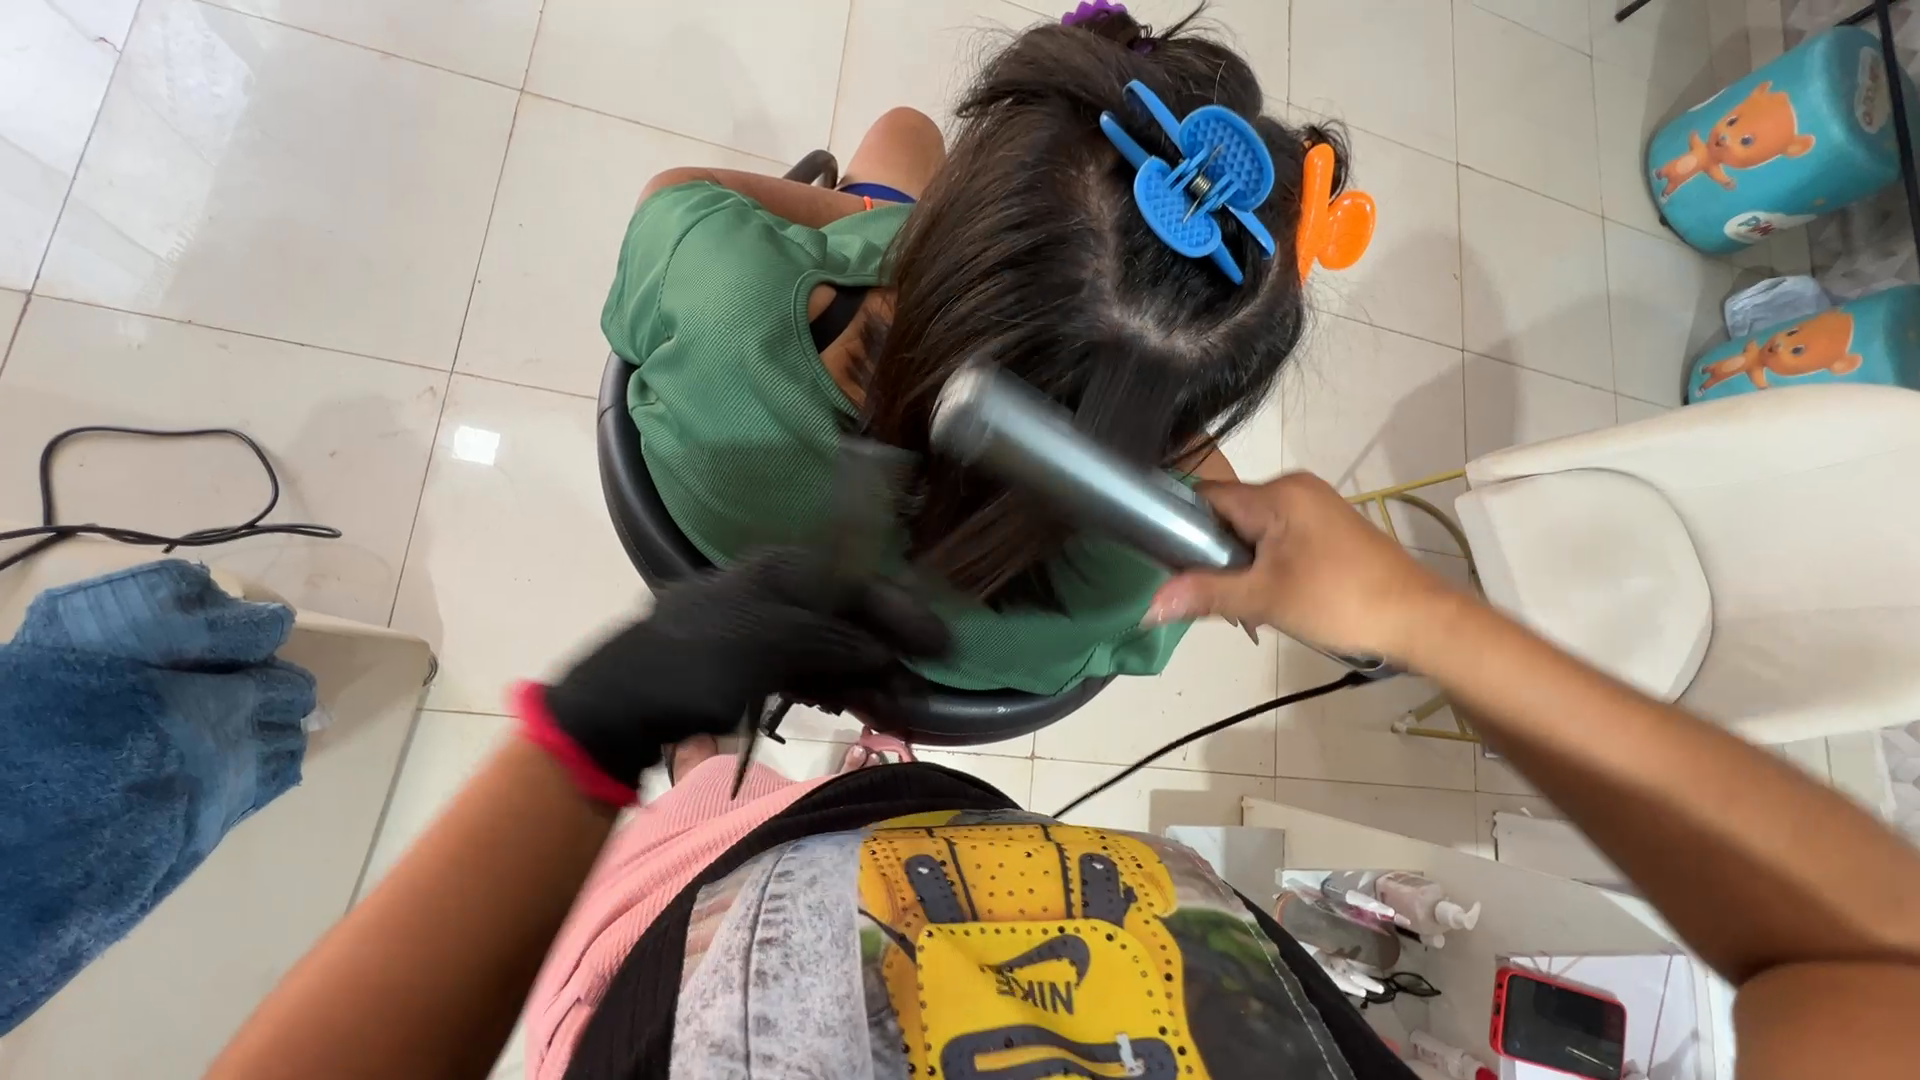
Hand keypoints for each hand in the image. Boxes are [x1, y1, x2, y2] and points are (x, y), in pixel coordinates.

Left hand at [543, 550, 949, 784]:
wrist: (623, 701)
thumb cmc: (700, 657)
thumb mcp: (772, 643)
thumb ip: (834, 644)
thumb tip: (884, 655)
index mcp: (784, 572)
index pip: (859, 586)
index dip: (902, 613)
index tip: (942, 644)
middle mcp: (780, 594)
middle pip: (850, 618)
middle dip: (889, 650)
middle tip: (925, 682)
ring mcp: (768, 631)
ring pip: (833, 649)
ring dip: (868, 676)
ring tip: (902, 704)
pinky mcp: (756, 666)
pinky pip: (809, 673)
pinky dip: (837, 690)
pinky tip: (862, 706)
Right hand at [1144, 473, 1462, 662]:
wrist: (1420, 621)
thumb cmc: (1341, 602)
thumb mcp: (1264, 599)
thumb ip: (1203, 594)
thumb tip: (1149, 605)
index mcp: (1278, 494)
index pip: (1205, 497)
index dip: (1180, 528)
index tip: (1169, 565)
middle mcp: (1294, 488)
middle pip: (1226, 512)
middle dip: (1211, 552)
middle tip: (1207, 592)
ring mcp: (1312, 505)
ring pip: (1249, 527)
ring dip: (1236, 561)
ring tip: (1241, 597)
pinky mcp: (1324, 526)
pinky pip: (1273, 535)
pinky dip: (1260, 561)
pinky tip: (1266, 592)